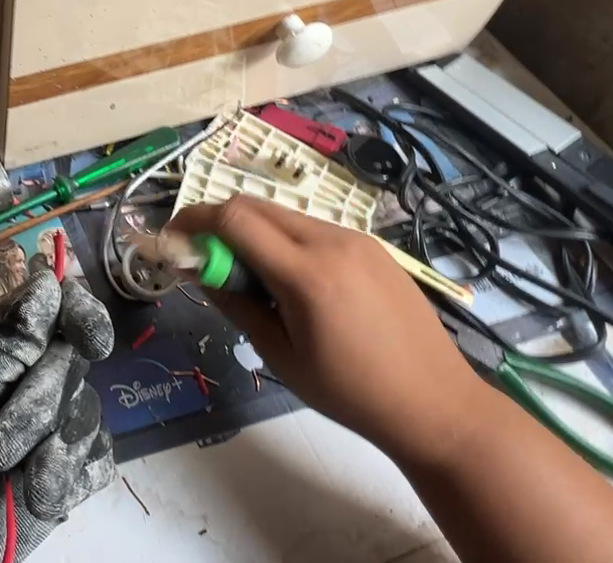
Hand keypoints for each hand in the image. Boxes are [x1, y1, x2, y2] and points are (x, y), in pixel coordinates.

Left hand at [0, 258, 115, 562]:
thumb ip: (0, 340)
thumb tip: (46, 282)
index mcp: (7, 342)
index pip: (60, 302)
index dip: (79, 310)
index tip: (80, 337)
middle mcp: (42, 370)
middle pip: (74, 359)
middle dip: (37, 406)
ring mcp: (65, 417)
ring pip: (87, 412)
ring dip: (45, 450)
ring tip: (5, 474)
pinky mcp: (81, 464)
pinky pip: (100, 457)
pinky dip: (67, 478)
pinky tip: (36, 493)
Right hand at [168, 194, 499, 467]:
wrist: (439, 406)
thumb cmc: (351, 393)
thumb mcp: (279, 354)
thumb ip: (233, 302)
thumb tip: (194, 268)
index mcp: (306, 274)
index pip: (233, 218)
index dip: (194, 219)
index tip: (173, 238)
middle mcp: (331, 241)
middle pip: (254, 206)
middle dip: (218, 222)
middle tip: (204, 257)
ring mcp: (356, 240)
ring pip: (284, 215)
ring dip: (252, 231)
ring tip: (251, 276)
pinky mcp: (373, 246)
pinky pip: (314, 228)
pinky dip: (285, 240)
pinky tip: (291, 280)